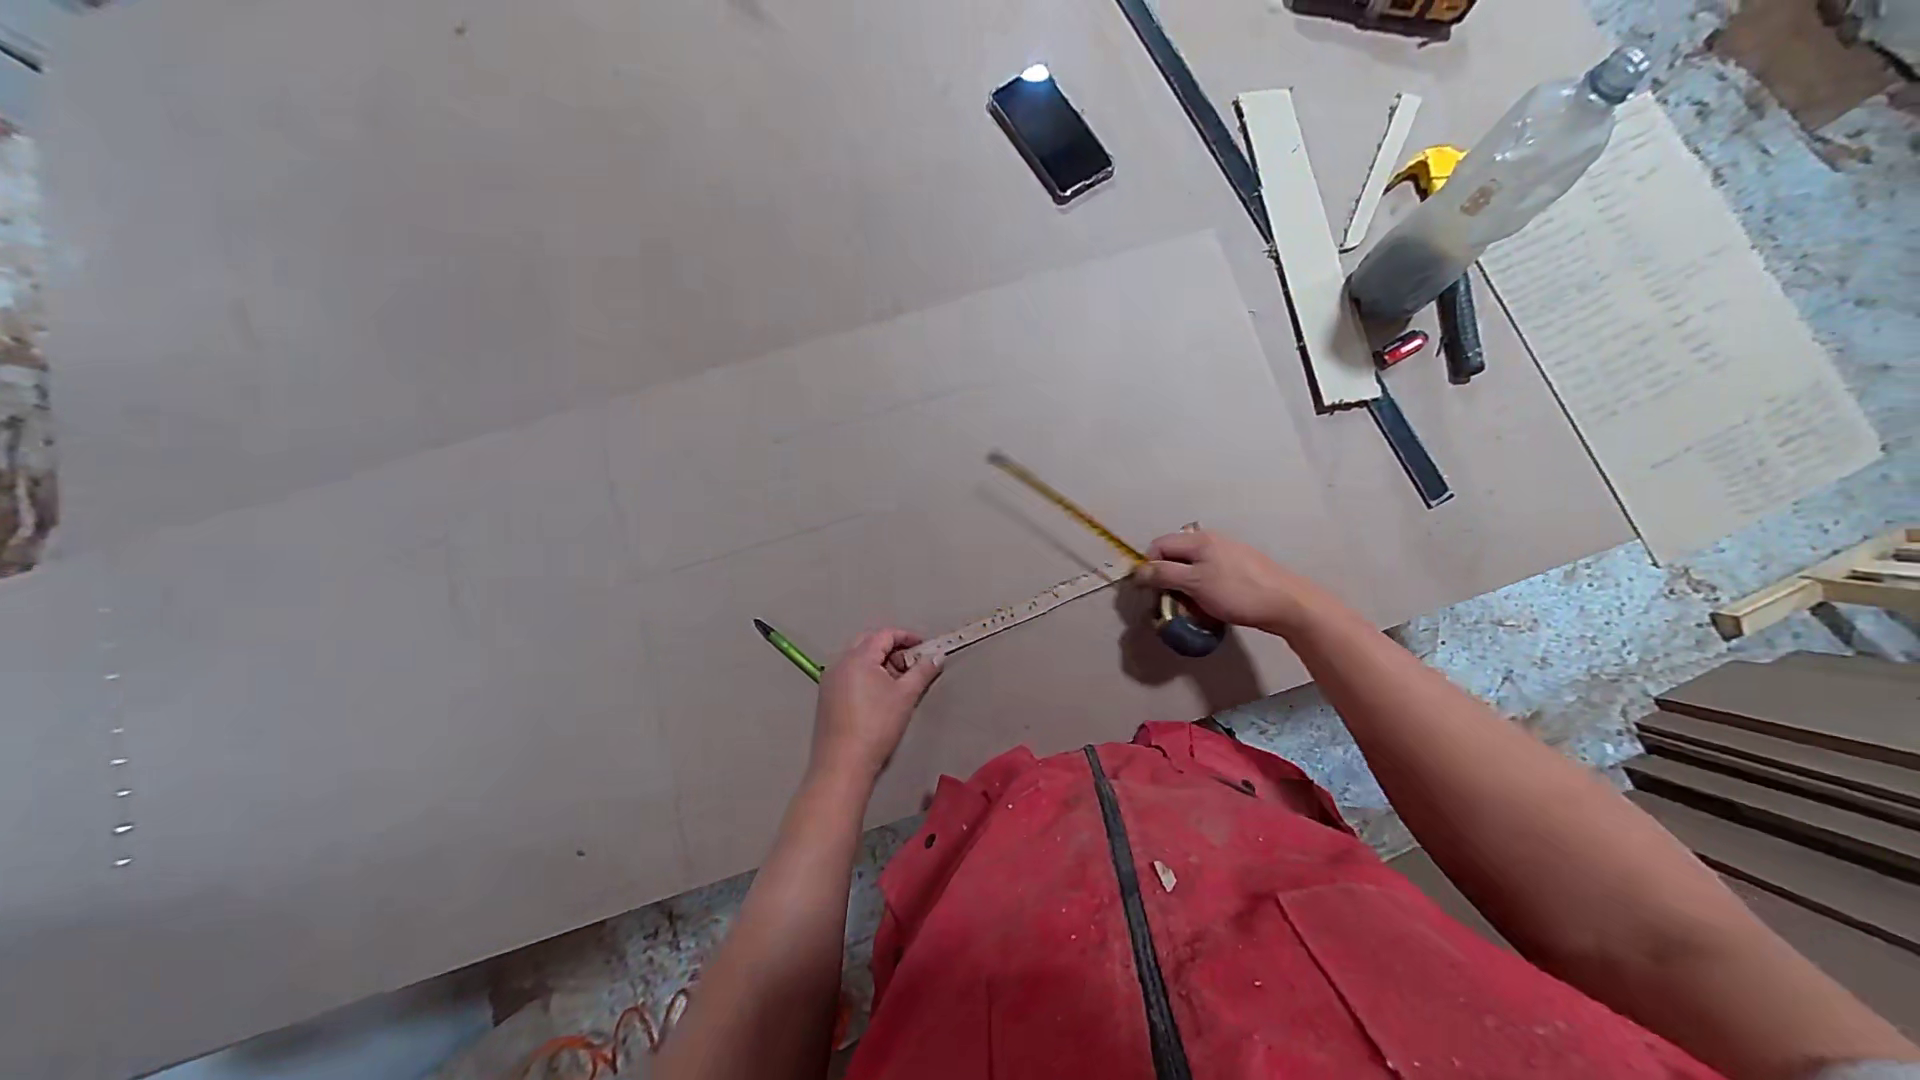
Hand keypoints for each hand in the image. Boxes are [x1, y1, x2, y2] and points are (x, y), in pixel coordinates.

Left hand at [811, 629, 942, 784]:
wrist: (843, 762)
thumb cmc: (876, 726)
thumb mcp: (906, 696)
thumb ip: (922, 672)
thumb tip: (936, 657)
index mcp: (858, 657)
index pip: (884, 634)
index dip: (907, 637)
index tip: (924, 646)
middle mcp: (840, 663)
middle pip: (868, 642)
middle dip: (892, 648)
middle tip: (911, 663)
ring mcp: (830, 680)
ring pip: (857, 659)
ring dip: (879, 662)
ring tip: (898, 681)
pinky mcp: (826, 696)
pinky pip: (849, 674)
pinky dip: (866, 675)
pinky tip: (879, 695)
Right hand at [1133, 529, 1330, 636]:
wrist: (1287, 604)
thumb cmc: (1238, 593)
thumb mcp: (1195, 584)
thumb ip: (1163, 574)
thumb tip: (1138, 571)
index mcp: (1198, 540)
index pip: (1159, 546)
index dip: (1149, 567)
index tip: (1152, 590)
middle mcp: (1211, 540)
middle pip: (1174, 555)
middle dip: (1167, 577)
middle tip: (1170, 600)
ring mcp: (1227, 553)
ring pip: (1191, 566)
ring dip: (1184, 585)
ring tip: (1191, 605)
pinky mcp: (1238, 568)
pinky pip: (1208, 574)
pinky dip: (1202, 588)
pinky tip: (1210, 604)